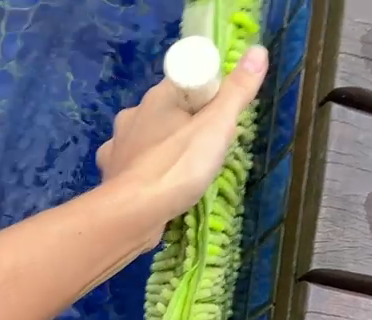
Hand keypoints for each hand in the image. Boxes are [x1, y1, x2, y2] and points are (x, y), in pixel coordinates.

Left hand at [93, 43, 268, 244]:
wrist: (133, 215)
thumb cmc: (176, 168)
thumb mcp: (216, 127)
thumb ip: (236, 93)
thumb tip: (259, 51)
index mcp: (157, 97)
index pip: (187, 83)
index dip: (207, 98)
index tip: (220, 122)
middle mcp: (133, 116)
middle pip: (167, 113)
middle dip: (185, 127)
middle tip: (205, 153)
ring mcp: (118, 147)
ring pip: (145, 141)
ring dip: (161, 151)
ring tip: (179, 172)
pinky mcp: (112, 178)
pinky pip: (132, 169)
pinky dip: (144, 175)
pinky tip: (154, 188)